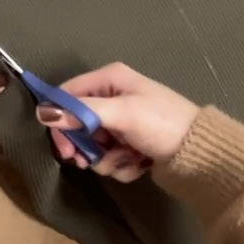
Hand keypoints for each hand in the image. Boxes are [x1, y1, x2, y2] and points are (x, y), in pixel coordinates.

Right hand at [36, 63, 199, 181]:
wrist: (201, 154)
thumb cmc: (161, 124)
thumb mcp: (122, 114)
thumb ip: (82, 113)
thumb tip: (42, 113)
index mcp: (110, 79)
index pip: (68, 94)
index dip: (60, 119)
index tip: (63, 146)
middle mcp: (113, 97)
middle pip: (78, 124)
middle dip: (85, 146)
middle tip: (86, 162)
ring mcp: (122, 123)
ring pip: (94, 145)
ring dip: (107, 159)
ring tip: (128, 159)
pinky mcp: (130, 144)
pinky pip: (111, 157)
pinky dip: (122, 164)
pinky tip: (140, 163)